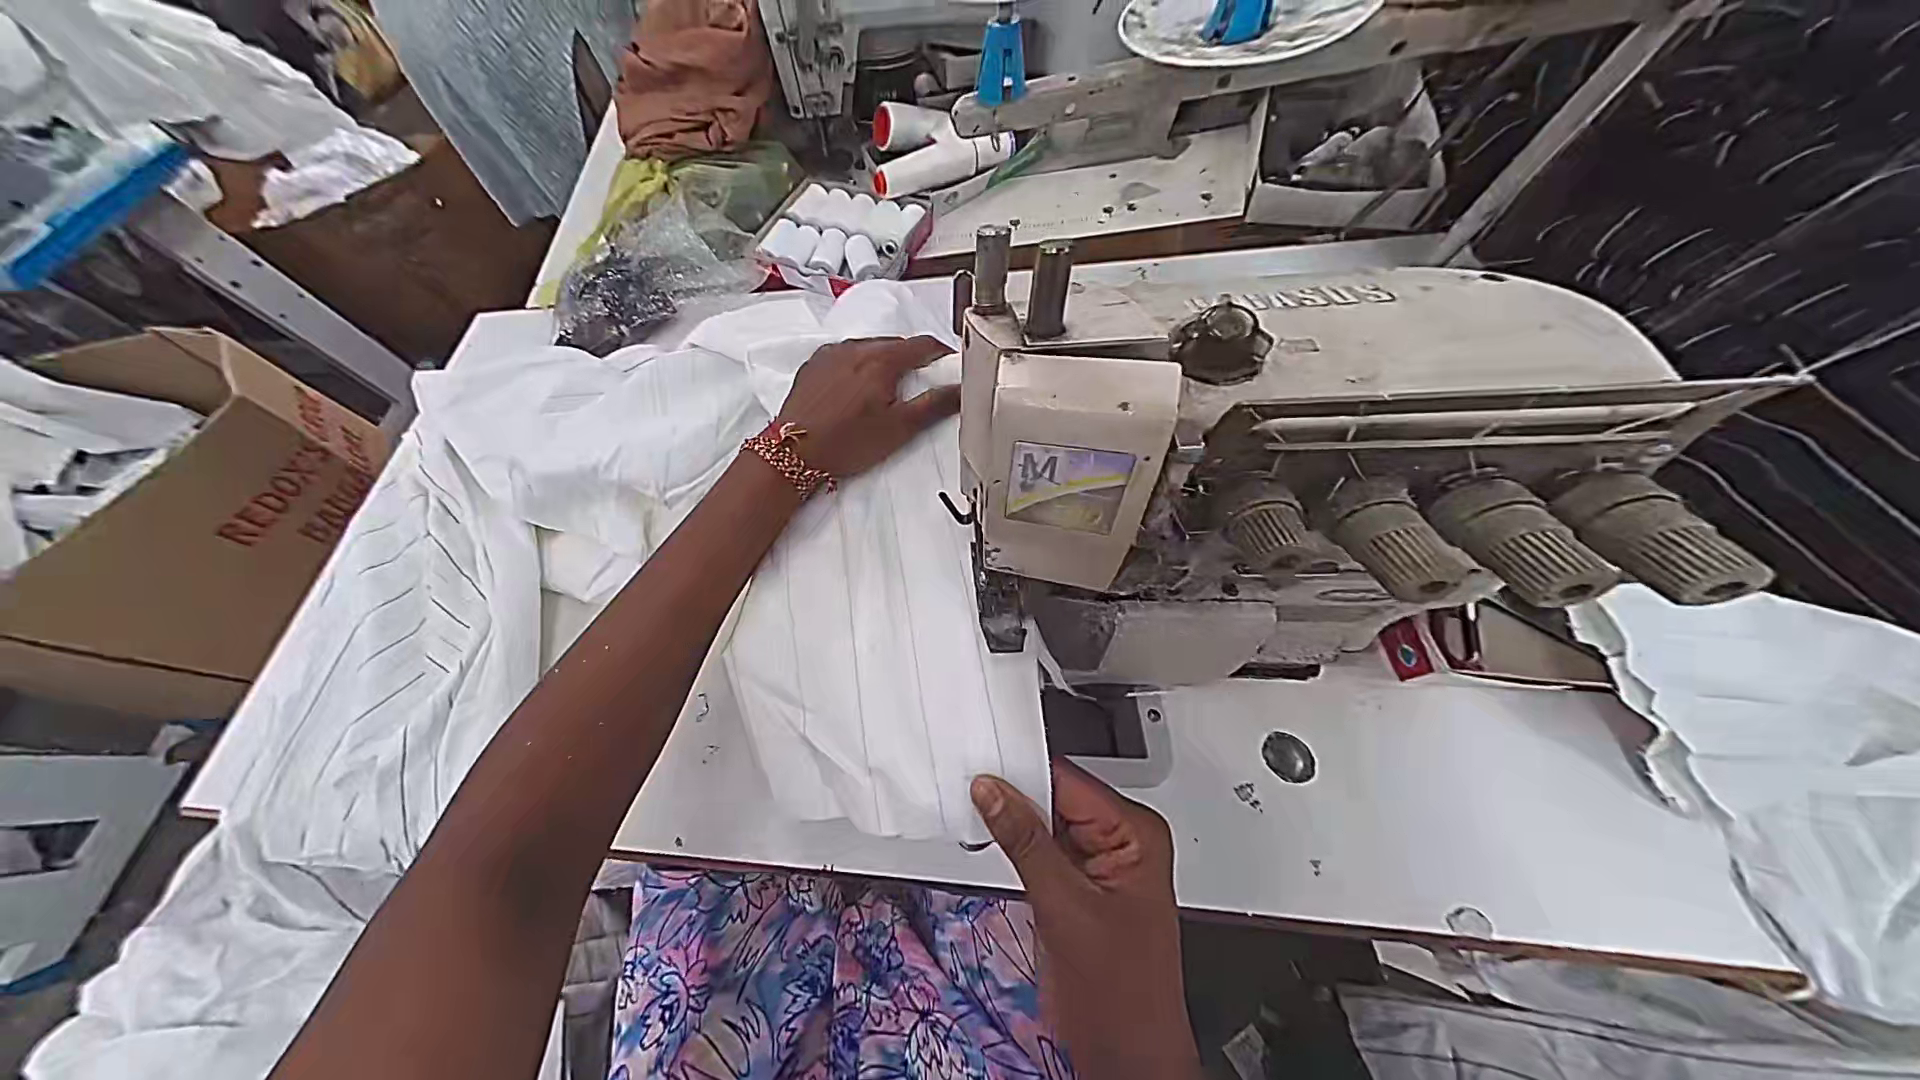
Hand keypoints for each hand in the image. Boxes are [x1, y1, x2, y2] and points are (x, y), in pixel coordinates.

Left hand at [775, 336, 957, 478]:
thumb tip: (960, 390)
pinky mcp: (813, 366)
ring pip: (869, 350)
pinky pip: (844, 357)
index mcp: (881, 359)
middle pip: (895, 345)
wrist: (794, 452)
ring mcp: (831, 355)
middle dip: (912, 360)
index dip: (941, 354)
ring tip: (887, 391)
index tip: (948, 365)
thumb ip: (935, 405)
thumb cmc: (846, 442)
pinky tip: (857, 392)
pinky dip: (858, 368)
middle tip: (921, 384)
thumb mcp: (900, 428)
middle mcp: (855, 349)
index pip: (923, 344)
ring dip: (883, 363)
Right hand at [972, 760, 1202, 1079]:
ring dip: (1013, 824)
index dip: (1024, 774)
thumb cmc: (1122, 997)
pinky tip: (997, 847)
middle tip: (977, 799)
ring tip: (984, 825)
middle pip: (1056, 797)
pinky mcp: (1077, 880)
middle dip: (1016, 800)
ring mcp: (1099, 861)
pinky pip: (1041, 845)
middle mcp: (1122, 839)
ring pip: (1044, 820)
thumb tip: (993, 793)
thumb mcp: (1065, 907)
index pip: (1071, 781)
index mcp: (1137, 833)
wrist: (1126, 1060)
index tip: (983, 772)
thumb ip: (1024, 842)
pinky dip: (1016, 846)